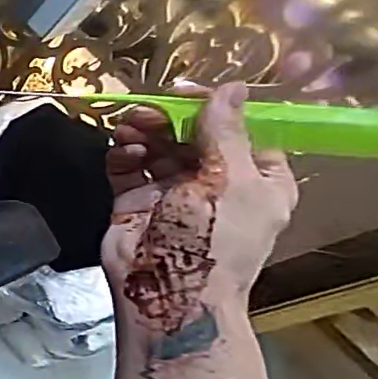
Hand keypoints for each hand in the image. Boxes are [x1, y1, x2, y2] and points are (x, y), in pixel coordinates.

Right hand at [102, 82, 298, 308]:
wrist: (169, 292)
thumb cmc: (218, 239)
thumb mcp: (234, 180)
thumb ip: (226, 132)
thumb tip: (233, 86)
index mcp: (255, 178)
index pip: (240, 130)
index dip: (216, 107)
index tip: (190, 91)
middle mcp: (214, 181)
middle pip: (191, 134)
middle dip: (171, 118)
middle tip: (151, 108)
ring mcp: (170, 191)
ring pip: (155, 146)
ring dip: (143, 132)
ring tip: (130, 126)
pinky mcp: (133, 200)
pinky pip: (126, 167)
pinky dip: (123, 154)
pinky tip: (122, 150)